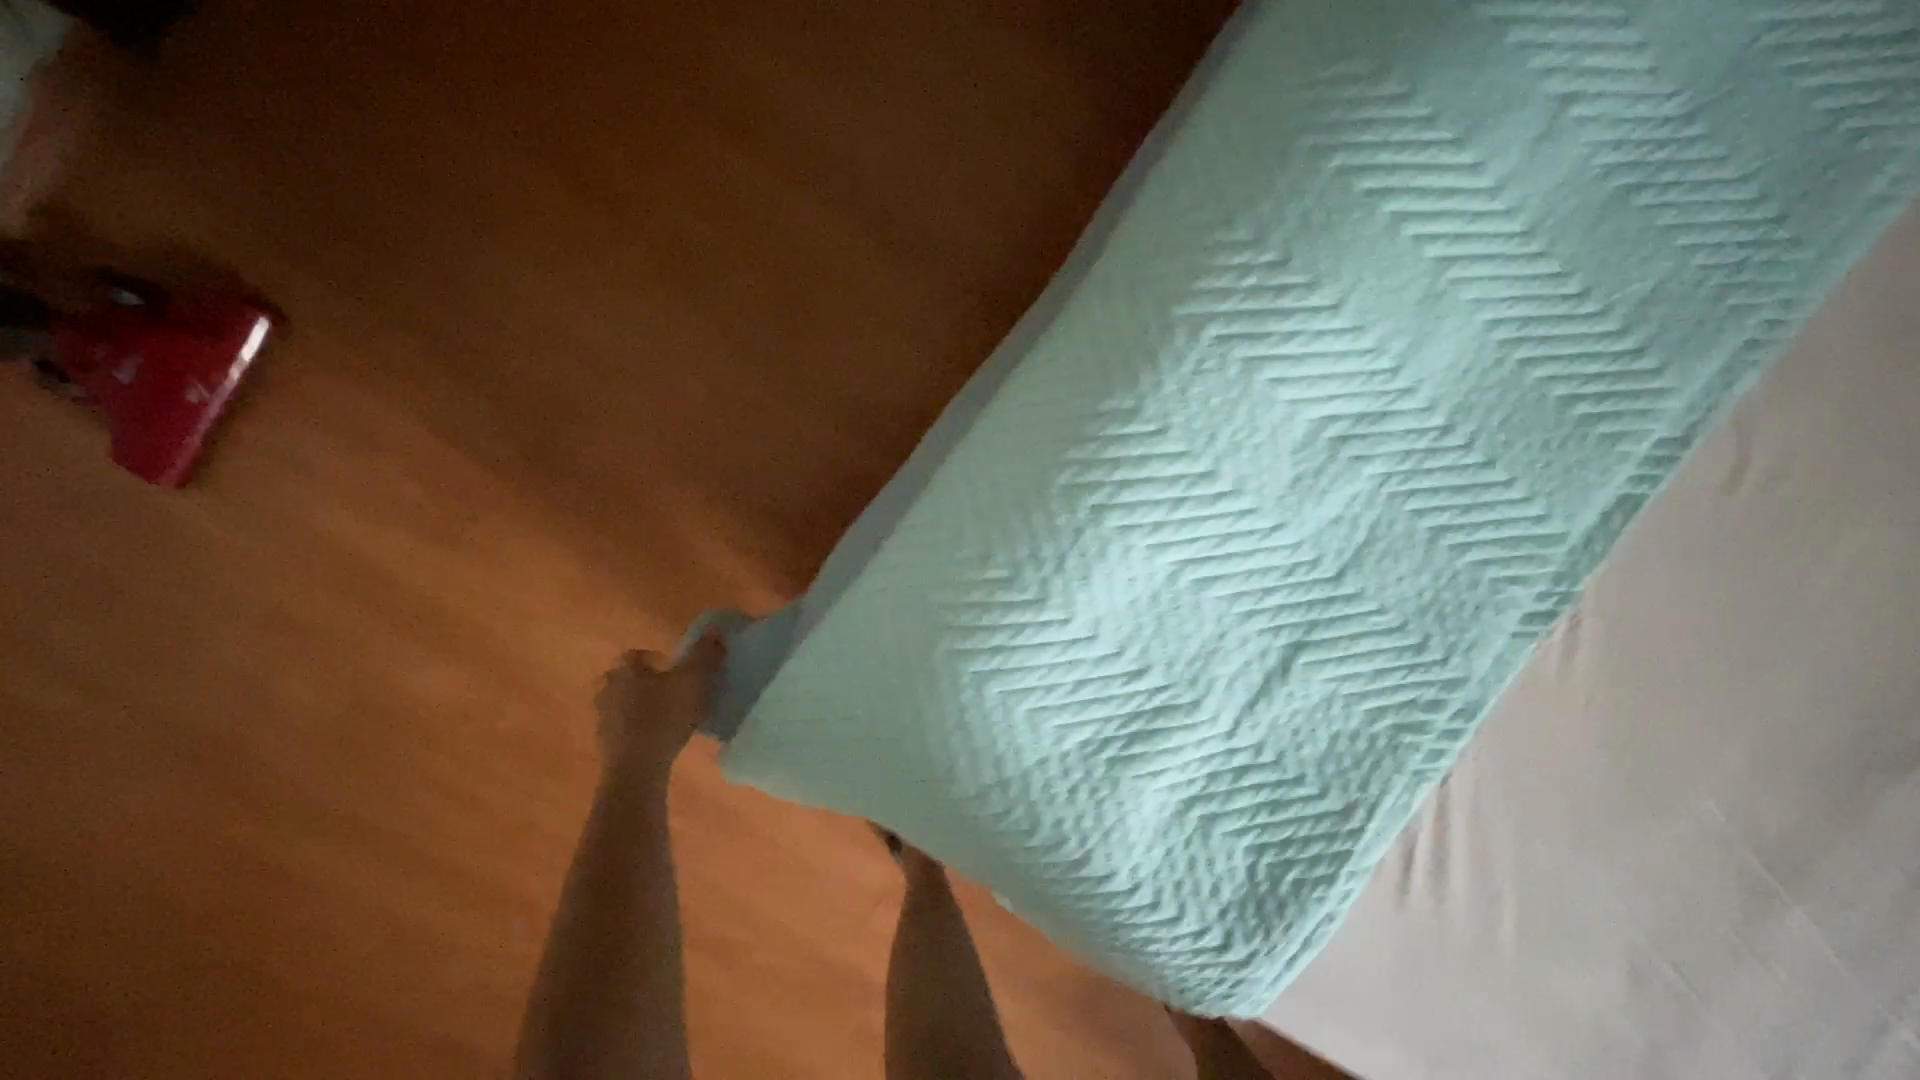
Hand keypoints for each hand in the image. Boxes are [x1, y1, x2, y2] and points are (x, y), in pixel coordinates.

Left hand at [594, 634, 724, 784]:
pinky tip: (656, 739)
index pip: (636, 654)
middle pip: (625, 678)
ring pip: (621, 704)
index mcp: (625, 670)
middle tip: (669, 691)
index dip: (655, 658)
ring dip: (638, 707)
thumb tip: (715, 629)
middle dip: (644, 682)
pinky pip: (622, 729)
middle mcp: (608, 689)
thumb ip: (704, 655)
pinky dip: (636, 729)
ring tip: (664, 717)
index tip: (672, 668)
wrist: (636, 768)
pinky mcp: (605, 745)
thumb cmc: (664, 717)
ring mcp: (603, 718)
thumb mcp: (693, 682)